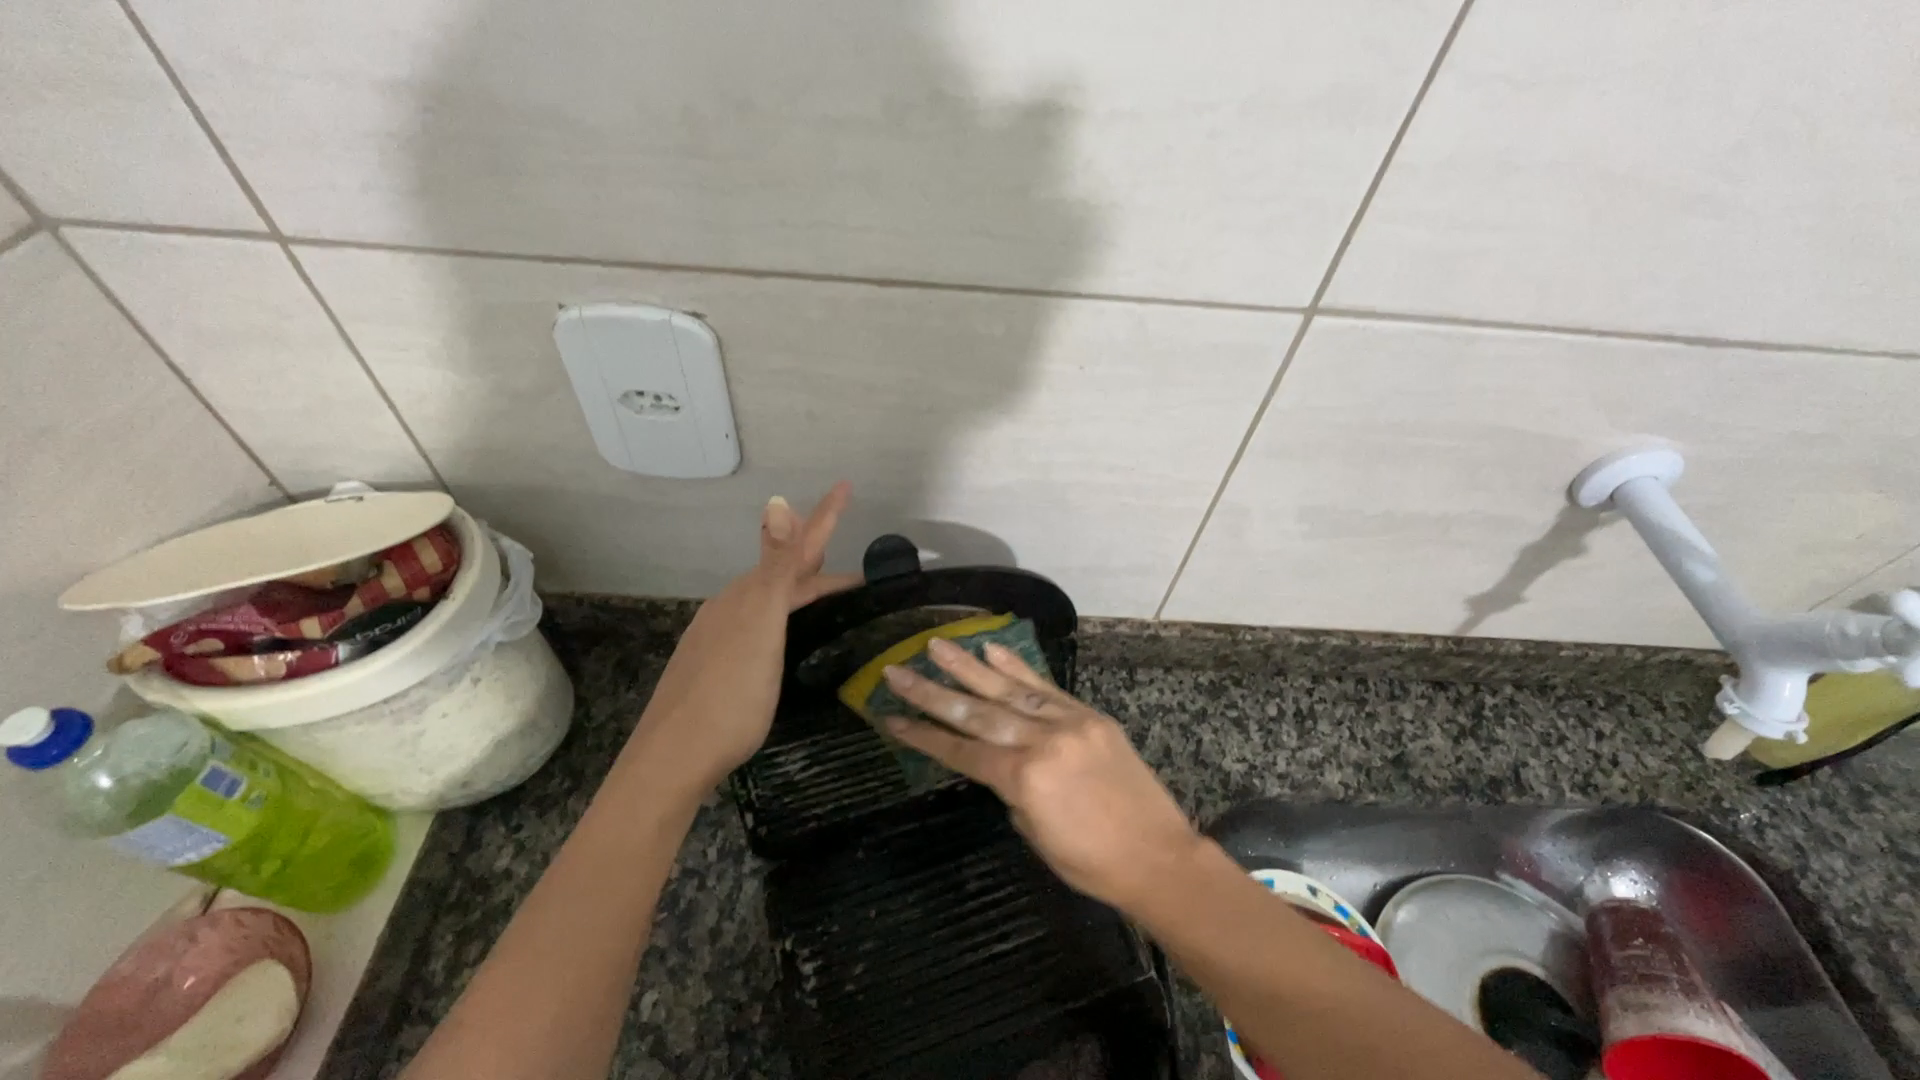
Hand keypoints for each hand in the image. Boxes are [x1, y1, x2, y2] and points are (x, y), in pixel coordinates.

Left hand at [632, 484, 859, 791]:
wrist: (675, 757)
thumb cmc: (729, 695)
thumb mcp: (760, 627)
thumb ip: (774, 568)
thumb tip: (777, 502)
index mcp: (746, 597)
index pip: (793, 549)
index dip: (823, 520)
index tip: (848, 487)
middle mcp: (730, 610)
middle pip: (782, 577)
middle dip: (817, 566)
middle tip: (857, 575)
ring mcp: (719, 639)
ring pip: (769, 603)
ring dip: (799, 594)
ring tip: (828, 602)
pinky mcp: (717, 668)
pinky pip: (759, 627)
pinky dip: (783, 620)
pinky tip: (786, 639)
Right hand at [881, 639, 1203, 911]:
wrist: (1158, 856)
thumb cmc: (1091, 863)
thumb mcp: (1035, 834)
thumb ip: (1010, 790)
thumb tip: (997, 763)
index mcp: (1024, 778)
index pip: (961, 751)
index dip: (923, 735)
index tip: (890, 717)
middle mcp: (1042, 741)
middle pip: (976, 712)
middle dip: (932, 691)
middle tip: (896, 669)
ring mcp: (1069, 723)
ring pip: (1010, 690)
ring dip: (969, 666)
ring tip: (937, 644)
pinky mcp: (1091, 717)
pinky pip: (1048, 688)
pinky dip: (1019, 668)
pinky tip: (993, 650)